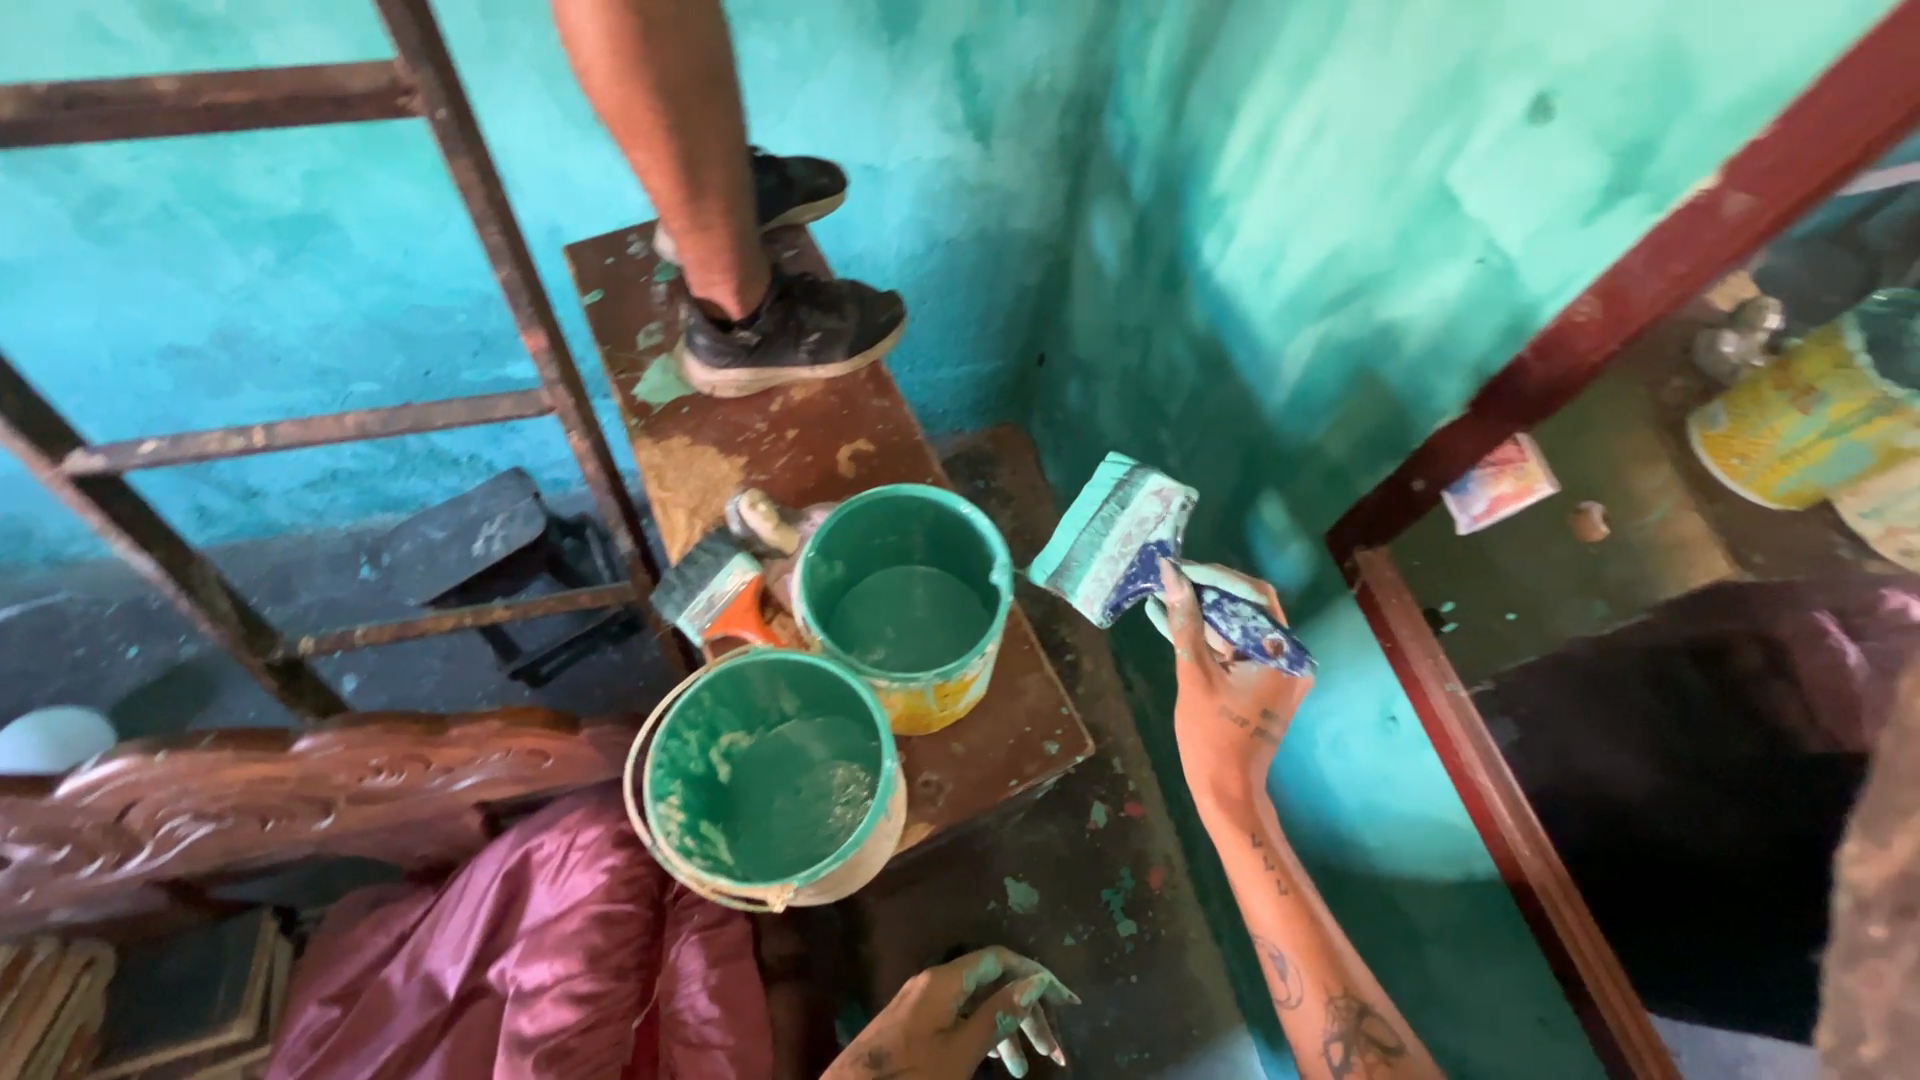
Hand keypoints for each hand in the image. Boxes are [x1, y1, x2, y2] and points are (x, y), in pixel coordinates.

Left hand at [823, 946, 1077, 1079]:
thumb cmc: (910, 1076)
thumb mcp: (961, 1051)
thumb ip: (997, 1013)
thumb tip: (1035, 980)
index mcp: (945, 979)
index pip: (1000, 958)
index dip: (1035, 975)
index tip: (1066, 1001)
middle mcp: (934, 981)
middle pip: (990, 983)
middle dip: (1025, 1012)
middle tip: (1054, 1052)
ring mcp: (922, 1003)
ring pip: (975, 1004)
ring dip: (1005, 1029)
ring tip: (1028, 1069)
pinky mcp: (914, 1024)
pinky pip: (959, 1018)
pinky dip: (982, 1035)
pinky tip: (997, 1060)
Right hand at [1160, 559, 1312, 811]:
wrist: (1227, 790)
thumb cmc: (1211, 736)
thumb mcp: (1193, 674)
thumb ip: (1185, 621)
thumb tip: (1170, 574)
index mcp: (1283, 654)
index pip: (1254, 595)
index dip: (1216, 576)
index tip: (1181, 569)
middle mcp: (1290, 658)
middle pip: (1248, 609)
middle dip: (1207, 592)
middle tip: (1170, 579)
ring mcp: (1278, 672)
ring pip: (1239, 628)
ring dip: (1204, 613)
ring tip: (1165, 595)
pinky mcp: (1264, 683)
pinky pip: (1236, 649)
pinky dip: (1210, 638)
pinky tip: (1173, 622)